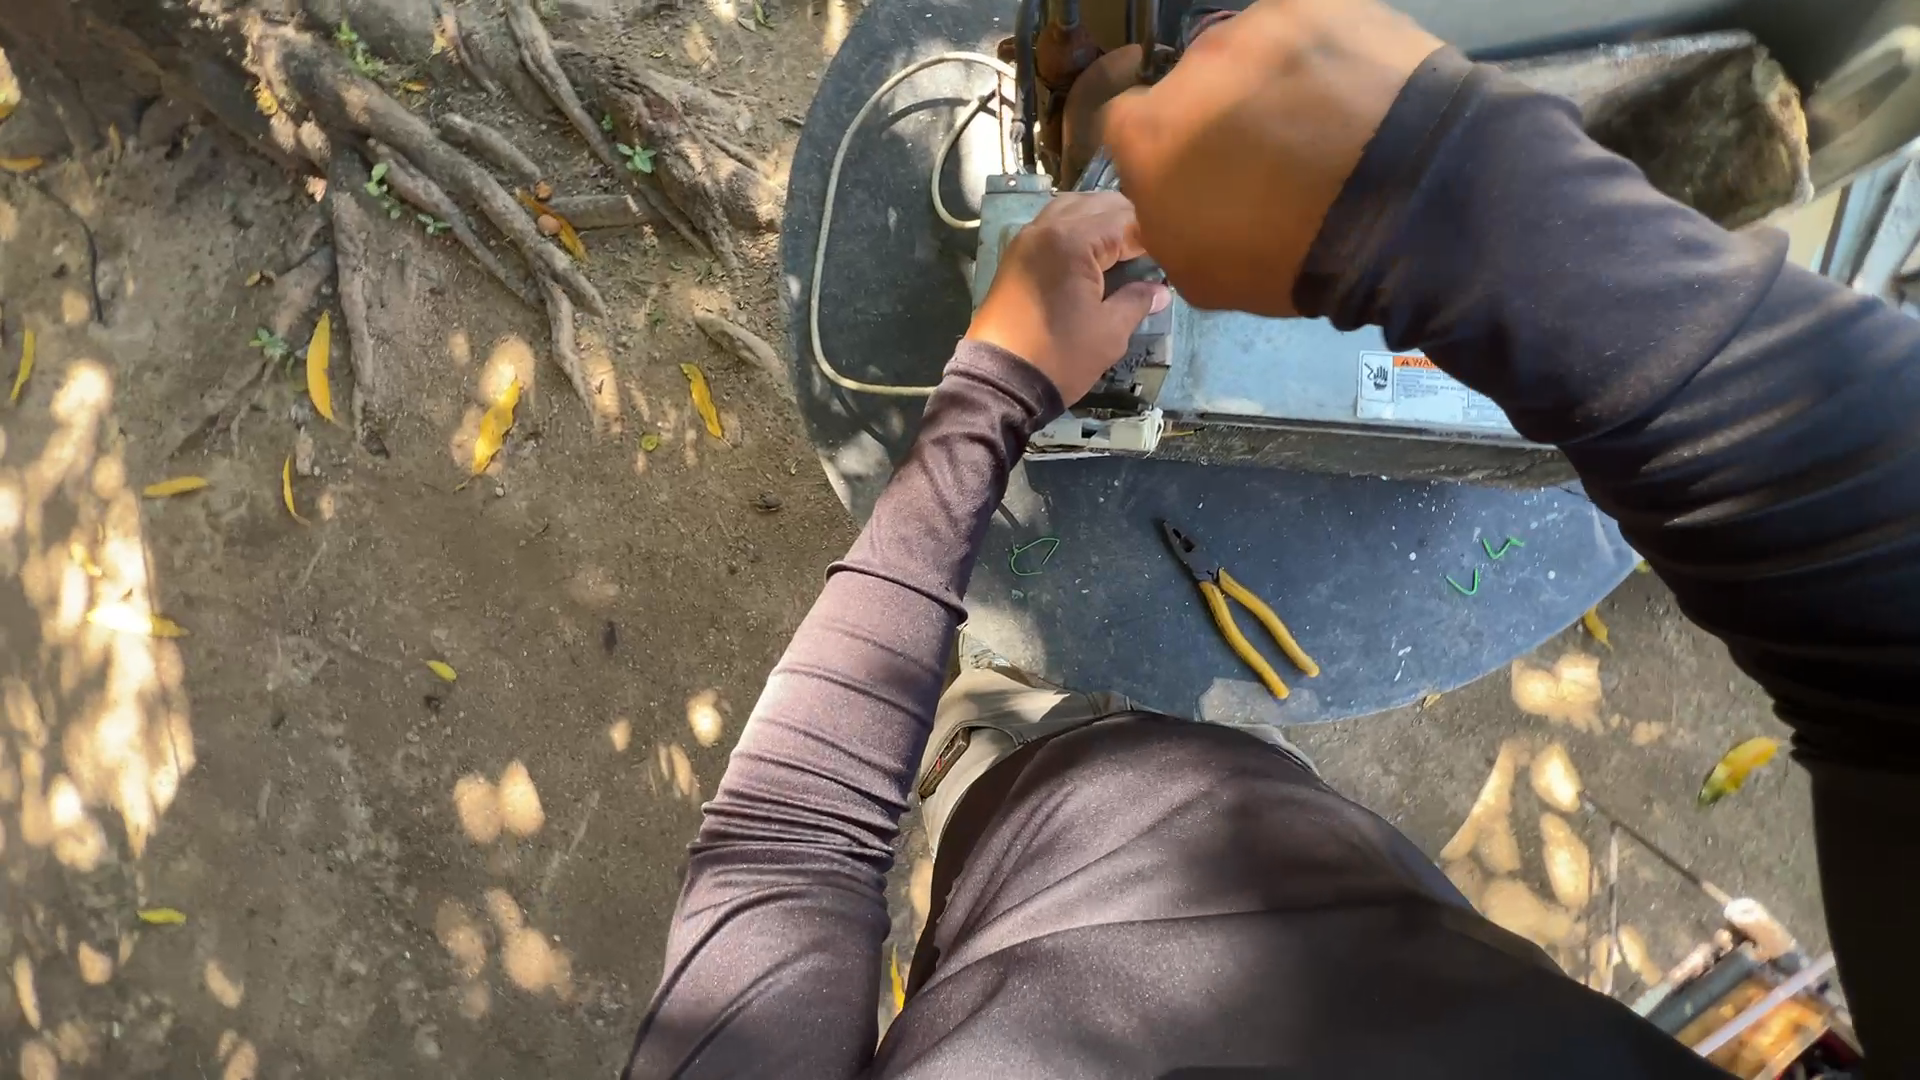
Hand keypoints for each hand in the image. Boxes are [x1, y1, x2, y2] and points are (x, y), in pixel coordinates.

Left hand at [966, 191, 1170, 402]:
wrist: (999, 383)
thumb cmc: (1058, 357)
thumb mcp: (1108, 333)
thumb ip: (1136, 302)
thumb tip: (1158, 290)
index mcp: (1073, 240)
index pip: (1127, 221)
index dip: (1153, 239)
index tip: (1169, 259)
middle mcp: (1047, 228)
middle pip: (1099, 206)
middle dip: (1128, 225)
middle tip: (1149, 255)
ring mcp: (1026, 240)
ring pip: (1072, 210)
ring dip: (1100, 223)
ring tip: (1121, 253)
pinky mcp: (1015, 257)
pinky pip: (1051, 227)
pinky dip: (1074, 232)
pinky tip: (1090, 256)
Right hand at [1101, 0, 1441, 314]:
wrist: (1397, 207)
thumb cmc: (1278, 256)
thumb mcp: (1193, 274)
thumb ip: (1163, 224)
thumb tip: (1169, 201)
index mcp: (1145, 136)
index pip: (1124, 130)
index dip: (1155, 153)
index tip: (1184, 175)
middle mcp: (1191, 65)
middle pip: (1186, 87)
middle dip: (1207, 116)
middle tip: (1252, 155)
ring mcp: (1259, 25)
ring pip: (1243, 55)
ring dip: (1258, 84)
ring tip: (1309, 123)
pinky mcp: (1324, 0)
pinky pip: (1303, 30)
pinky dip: (1313, 58)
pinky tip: (1343, 94)